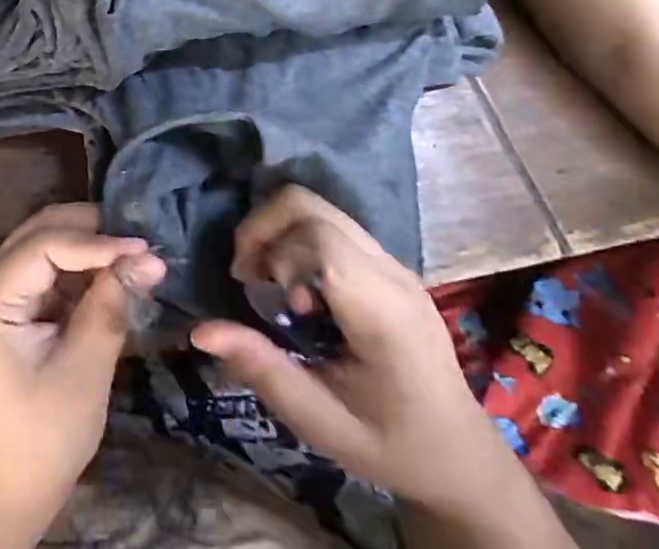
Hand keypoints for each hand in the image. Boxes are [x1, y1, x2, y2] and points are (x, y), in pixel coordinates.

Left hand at [0, 204, 164, 521]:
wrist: (18, 479)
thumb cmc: (47, 432)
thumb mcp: (84, 370)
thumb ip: (110, 307)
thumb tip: (148, 257)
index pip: (43, 246)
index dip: (94, 242)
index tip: (143, 249)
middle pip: (42, 231)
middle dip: (93, 231)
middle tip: (143, 242)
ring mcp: (7, 291)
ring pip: (51, 241)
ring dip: (93, 243)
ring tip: (138, 255)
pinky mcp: (26, 303)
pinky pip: (58, 265)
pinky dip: (90, 264)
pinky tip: (120, 272)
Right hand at [190, 186, 512, 509]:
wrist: (458, 453)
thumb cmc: (390, 445)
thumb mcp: (320, 422)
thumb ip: (263, 370)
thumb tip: (200, 332)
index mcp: (383, 312)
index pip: (320, 240)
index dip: (277, 256)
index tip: (264, 299)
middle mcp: (390, 271)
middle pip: (310, 205)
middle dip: (261, 230)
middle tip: (248, 276)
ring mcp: (391, 261)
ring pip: (316, 205)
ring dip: (276, 230)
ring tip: (265, 279)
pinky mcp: (385, 262)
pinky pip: (328, 222)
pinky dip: (294, 237)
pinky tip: (292, 285)